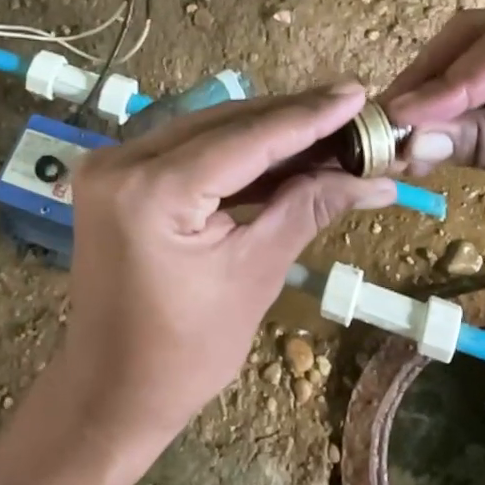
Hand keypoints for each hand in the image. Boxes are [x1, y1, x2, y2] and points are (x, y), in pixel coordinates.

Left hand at [62, 85, 395, 438]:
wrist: (111, 389)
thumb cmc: (185, 351)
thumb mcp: (255, 275)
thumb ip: (306, 209)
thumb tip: (373, 178)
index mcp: (152, 192)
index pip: (244, 140)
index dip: (306, 117)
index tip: (357, 95)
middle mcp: (121, 162)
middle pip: (222, 125)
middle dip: (289, 118)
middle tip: (350, 105)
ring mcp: (110, 165)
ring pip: (203, 131)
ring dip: (262, 131)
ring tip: (326, 123)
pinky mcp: (114, 176)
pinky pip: (183, 150)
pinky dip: (230, 152)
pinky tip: (278, 150)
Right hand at [381, 8, 484, 278]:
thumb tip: (409, 139)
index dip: (449, 81)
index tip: (400, 116)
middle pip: (484, 38)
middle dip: (434, 78)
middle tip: (389, 121)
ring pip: (478, 58)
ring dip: (438, 93)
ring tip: (400, 131)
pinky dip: (458, 109)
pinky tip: (429, 134)